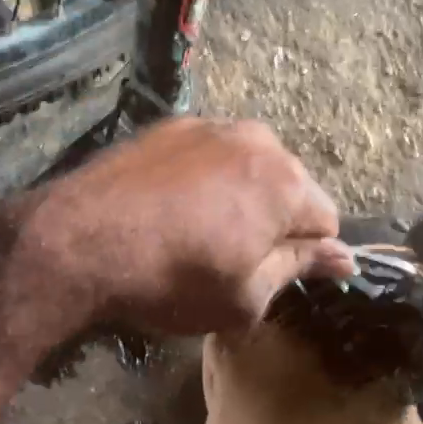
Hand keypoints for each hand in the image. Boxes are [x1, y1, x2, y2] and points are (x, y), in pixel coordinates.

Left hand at [12, 118, 352, 334]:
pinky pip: (206, 156)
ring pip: (246, 167)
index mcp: (285, 182)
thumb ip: (299, 268)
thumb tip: (344, 258)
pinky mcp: (167, 127)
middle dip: (273, 221)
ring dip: (237, 196)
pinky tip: (168, 210)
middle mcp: (255, 140)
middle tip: (229, 261)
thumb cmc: (171, 279)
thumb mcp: (245, 296)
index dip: (306, 255)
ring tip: (194, 234)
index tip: (272, 277)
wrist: (78, 241)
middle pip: (287, 187)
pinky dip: (202, 180)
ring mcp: (207, 126)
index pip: (326, 221)